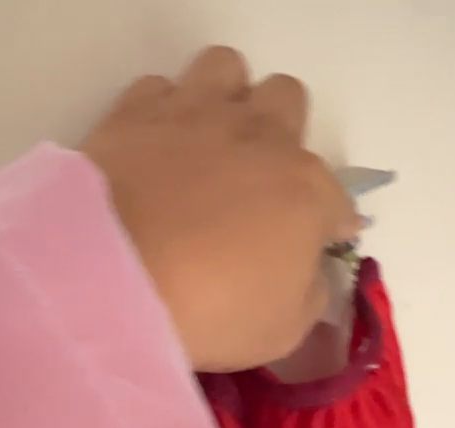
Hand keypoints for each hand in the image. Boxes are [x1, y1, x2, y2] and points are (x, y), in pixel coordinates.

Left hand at [81, 47, 360, 372]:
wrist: (115, 280)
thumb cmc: (213, 313)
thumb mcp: (283, 330)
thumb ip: (308, 293)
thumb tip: (309, 271)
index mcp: (307, 192)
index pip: (339, 202)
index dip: (330, 227)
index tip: (314, 249)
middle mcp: (260, 137)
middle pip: (288, 103)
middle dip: (283, 139)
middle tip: (258, 188)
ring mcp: (196, 114)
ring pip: (227, 70)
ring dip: (228, 102)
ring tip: (210, 149)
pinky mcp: (136, 112)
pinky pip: (161, 87)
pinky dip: (166, 114)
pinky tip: (159, 150)